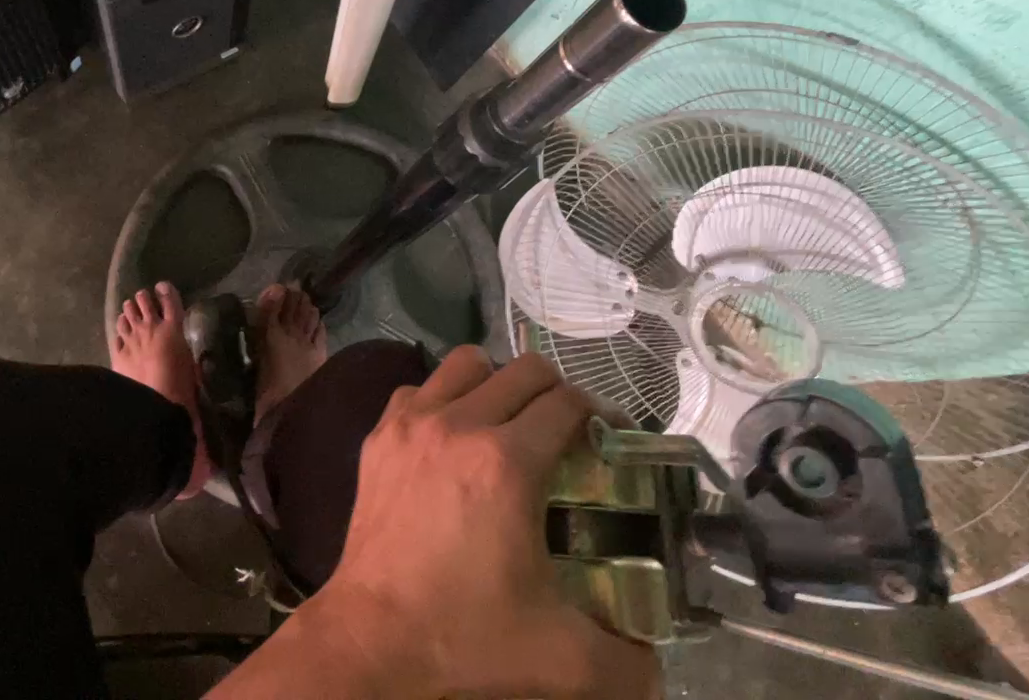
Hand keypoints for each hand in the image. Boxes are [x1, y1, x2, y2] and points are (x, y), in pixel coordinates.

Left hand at [311, 347, 658, 698]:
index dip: (601, 413)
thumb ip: (628, 664)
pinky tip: (452, 437)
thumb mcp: (562, 658)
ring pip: (466, 363)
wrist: (372, 641)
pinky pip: (420, 390)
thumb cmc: (466, 639)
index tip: (612, 438)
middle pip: (523, 370)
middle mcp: (459, 425)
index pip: (568, 403)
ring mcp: (412, 424)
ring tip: (509, 421)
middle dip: (556, 392)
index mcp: (507, 462)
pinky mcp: (379, 436)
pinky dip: (442, 399)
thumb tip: (655, 661)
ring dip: (496, 381)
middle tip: (567, 432)